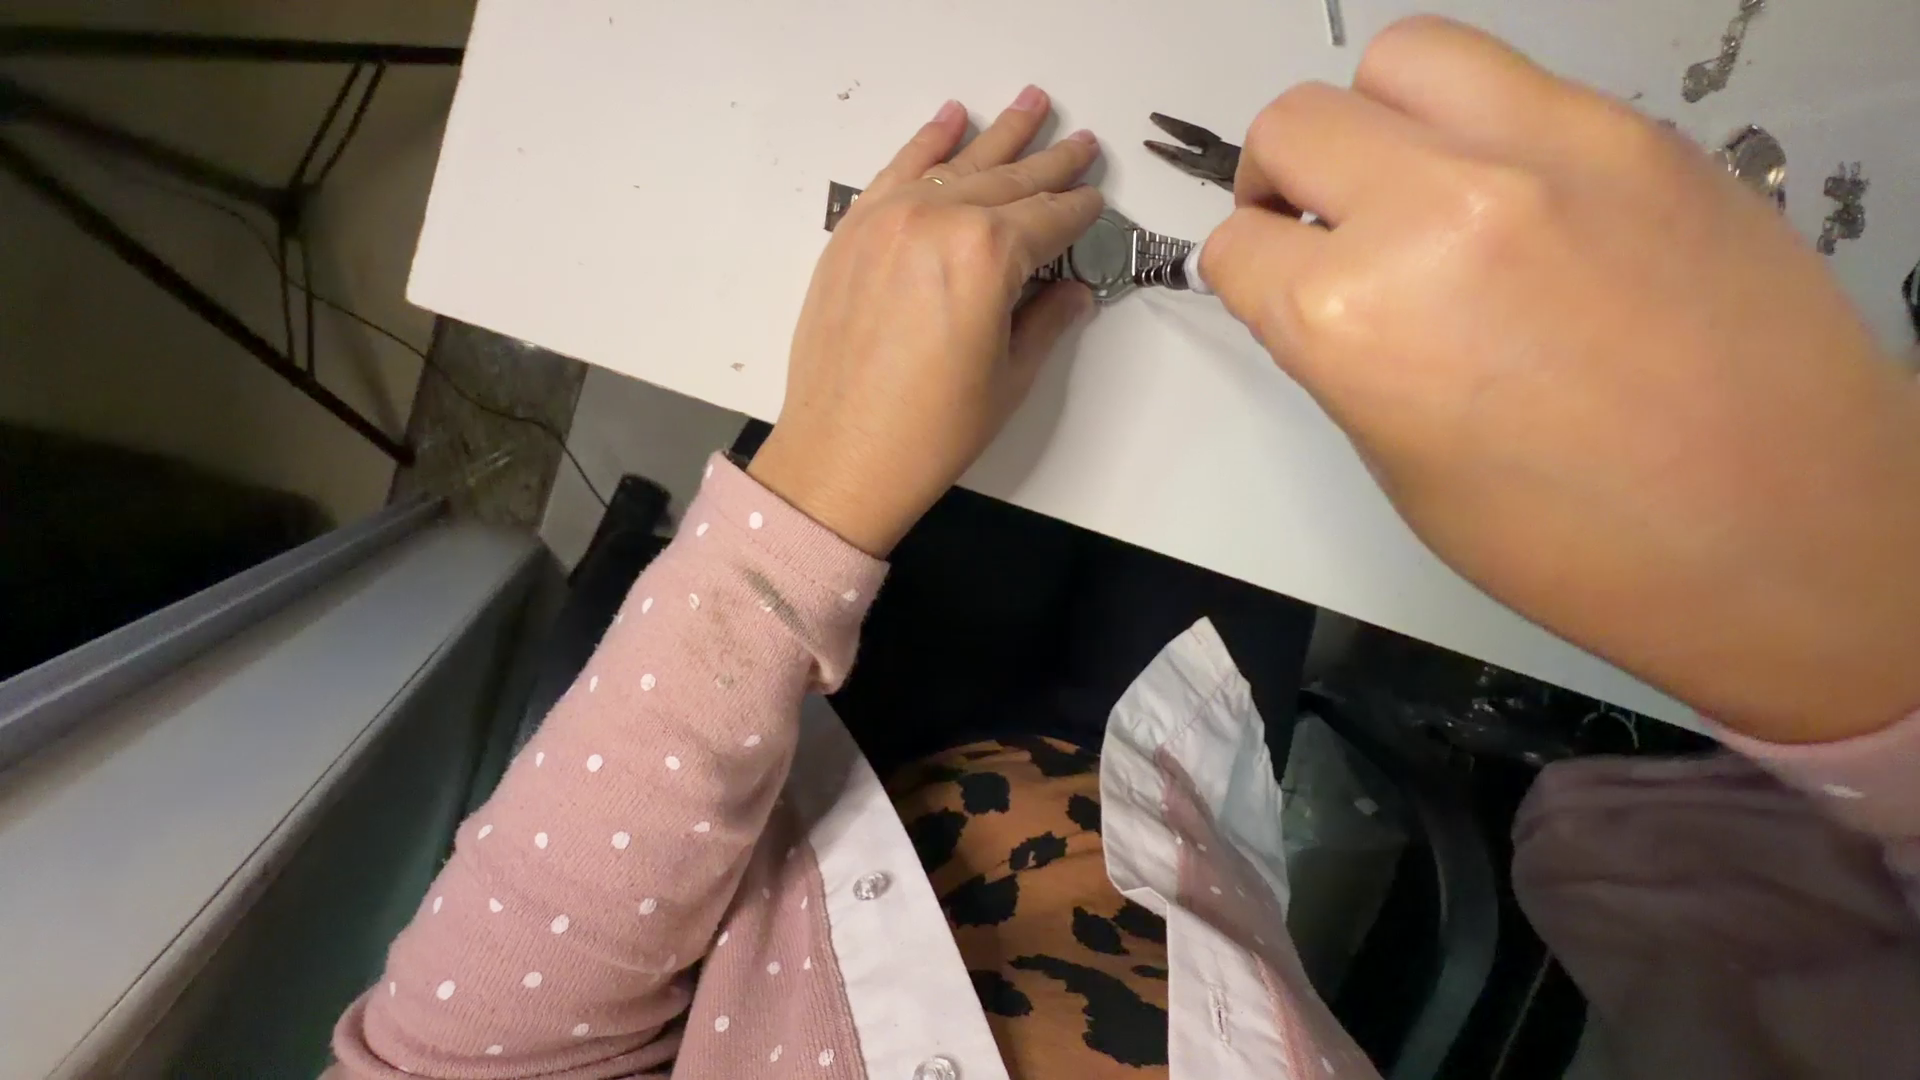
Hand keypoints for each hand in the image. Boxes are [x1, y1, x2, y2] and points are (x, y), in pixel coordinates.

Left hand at [749, 89, 1103, 556]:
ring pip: (957, 164)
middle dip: (1051, 165)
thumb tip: (1071, 292)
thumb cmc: (928, 433)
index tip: (1096, 202)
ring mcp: (887, 220)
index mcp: (987, 255)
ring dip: (999, 136)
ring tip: (1032, 106)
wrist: (841, 458)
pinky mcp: (852, 234)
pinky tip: (952, 120)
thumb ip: (1046, 320)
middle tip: (1080, 145)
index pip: (1050, 219)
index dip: (1080, 211)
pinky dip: (926, 143)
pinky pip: (896, 171)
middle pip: (1009, 181)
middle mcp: (936, 220)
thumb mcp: (1008, 379)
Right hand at [1204, 17, 1919, 741]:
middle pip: (1292, 126)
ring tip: (1395, 186)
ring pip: (1396, 60)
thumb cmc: (1550, 531)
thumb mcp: (1387, 450)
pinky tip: (1497, 197)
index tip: (1264, 286)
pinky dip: (1466, 125)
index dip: (1241, 271)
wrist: (1764, 528)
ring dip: (1367, 122)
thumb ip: (1332, 346)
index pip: (1234, 245)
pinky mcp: (1637, 132)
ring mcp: (1543, 153)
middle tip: (1309, 228)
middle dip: (1277, 182)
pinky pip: (1507, 81)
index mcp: (1348, 318)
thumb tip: (1313, 286)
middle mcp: (1431, 213)